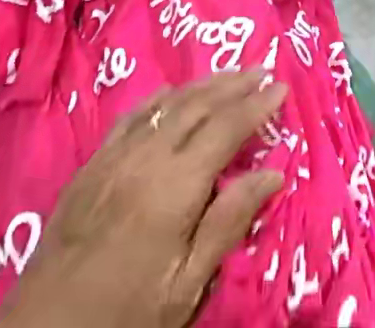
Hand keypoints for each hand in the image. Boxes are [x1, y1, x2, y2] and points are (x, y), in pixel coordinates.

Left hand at [0, 72, 287, 327]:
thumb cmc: (126, 313)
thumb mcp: (186, 284)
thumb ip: (229, 222)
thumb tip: (272, 172)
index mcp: (175, 185)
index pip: (226, 128)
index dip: (257, 105)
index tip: (281, 88)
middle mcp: (147, 156)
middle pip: (198, 105)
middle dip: (234, 84)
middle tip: (262, 71)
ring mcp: (116, 154)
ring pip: (166, 103)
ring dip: (202, 84)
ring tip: (229, 75)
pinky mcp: (93, 162)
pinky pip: (132, 115)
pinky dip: (159, 98)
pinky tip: (169, 92)